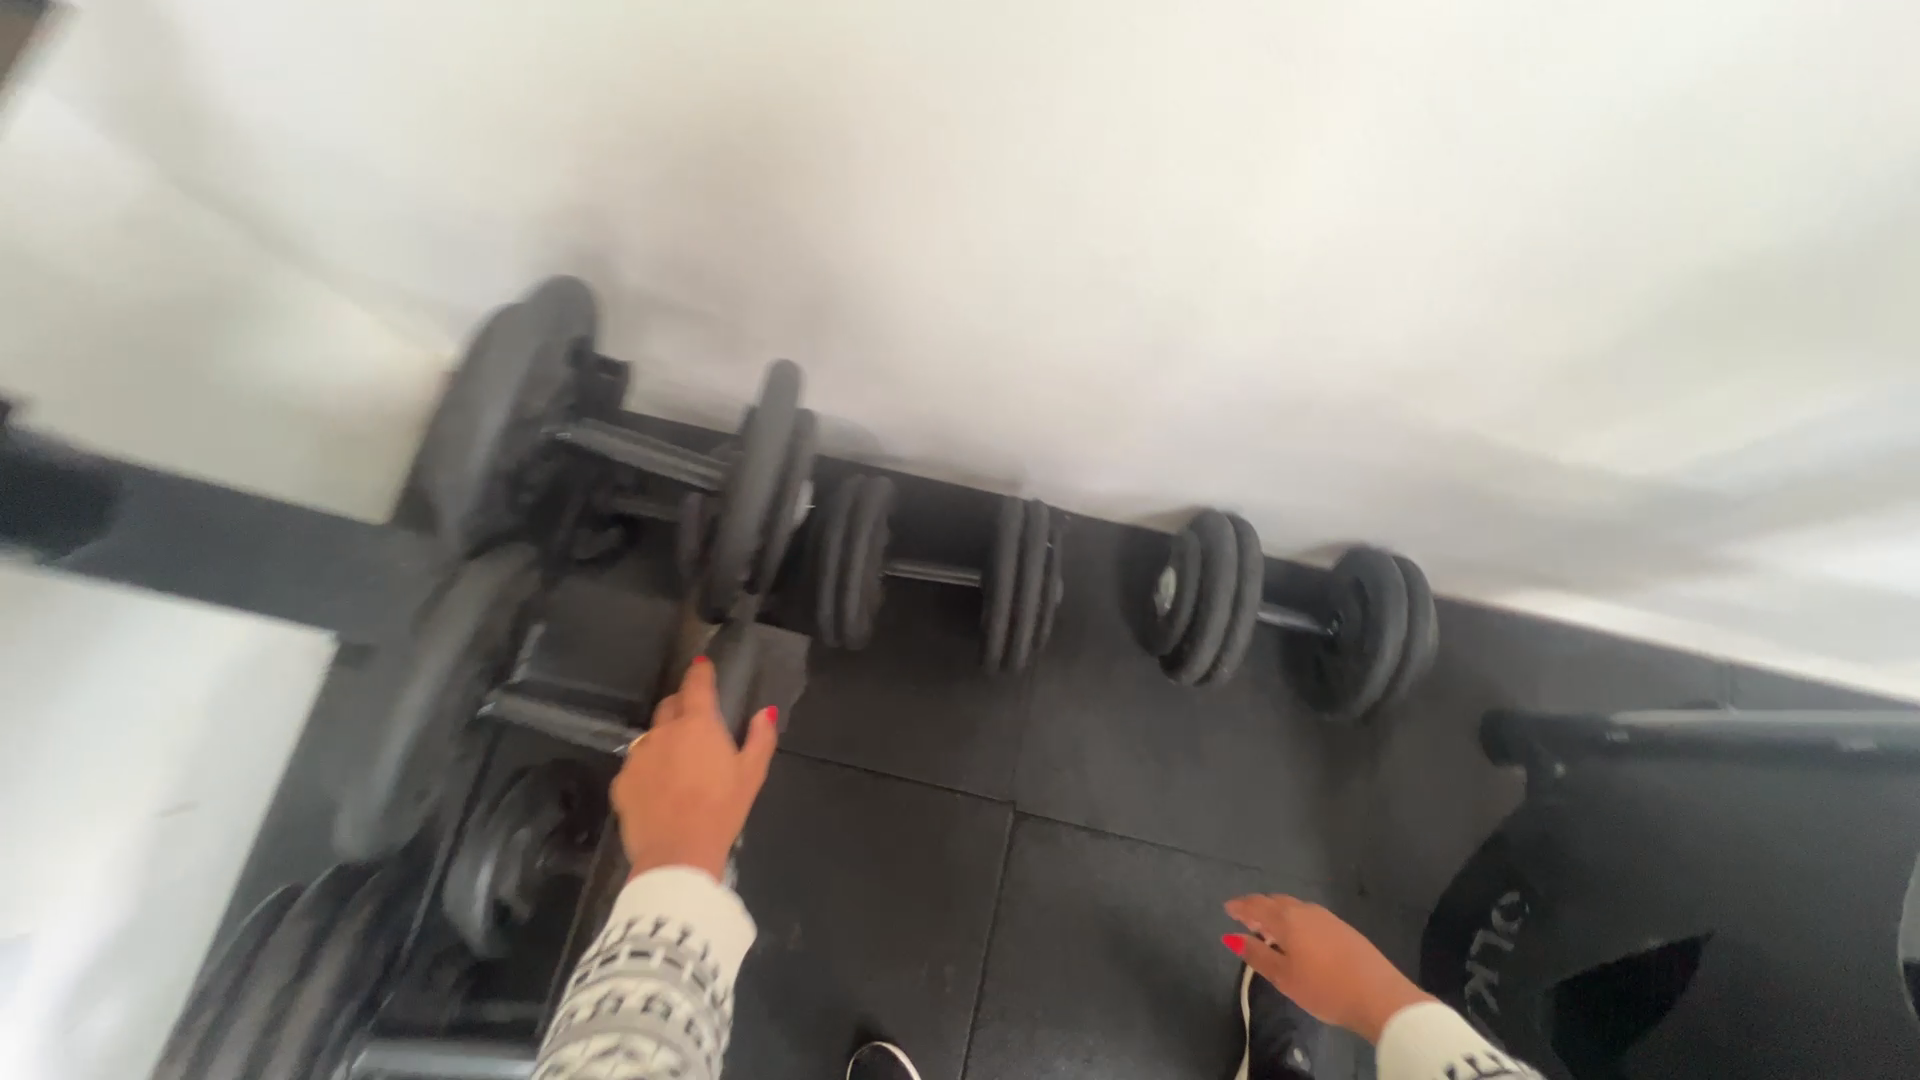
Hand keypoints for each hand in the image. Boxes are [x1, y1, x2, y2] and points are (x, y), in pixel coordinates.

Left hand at [610, 657, 777, 881]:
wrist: (676, 855)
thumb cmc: (722, 810)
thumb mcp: (752, 774)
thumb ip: (761, 737)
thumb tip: (765, 711)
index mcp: (698, 724)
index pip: (696, 685)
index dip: (700, 672)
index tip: (702, 664)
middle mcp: (663, 732)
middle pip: (669, 705)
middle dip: (682, 705)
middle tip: (697, 722)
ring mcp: (638, 757)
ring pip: (651, 736)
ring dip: (664, 739)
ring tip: (678, 764)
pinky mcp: (621, 783)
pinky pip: (636, 765)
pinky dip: (648, 768)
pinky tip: (660, 790)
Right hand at [1223, 893, 1434, 1043]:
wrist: (1380, 996)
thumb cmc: (1325, 988)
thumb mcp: (1284, 978)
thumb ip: (1257, 955)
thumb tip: (1232, 936)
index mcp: (1286, 920)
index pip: (1256, 906)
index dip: (1239, 907)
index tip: (1227, 909)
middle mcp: (1305, 911)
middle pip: (1275, 902)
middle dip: (1258, 908)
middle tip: (1247, 919)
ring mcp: (1327, 918)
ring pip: (1294, 907)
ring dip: (1278, 914)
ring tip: (1271, 930)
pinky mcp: (1344, 929)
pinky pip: (1310, 916)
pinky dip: (1296, 920)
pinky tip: (1301, 938)